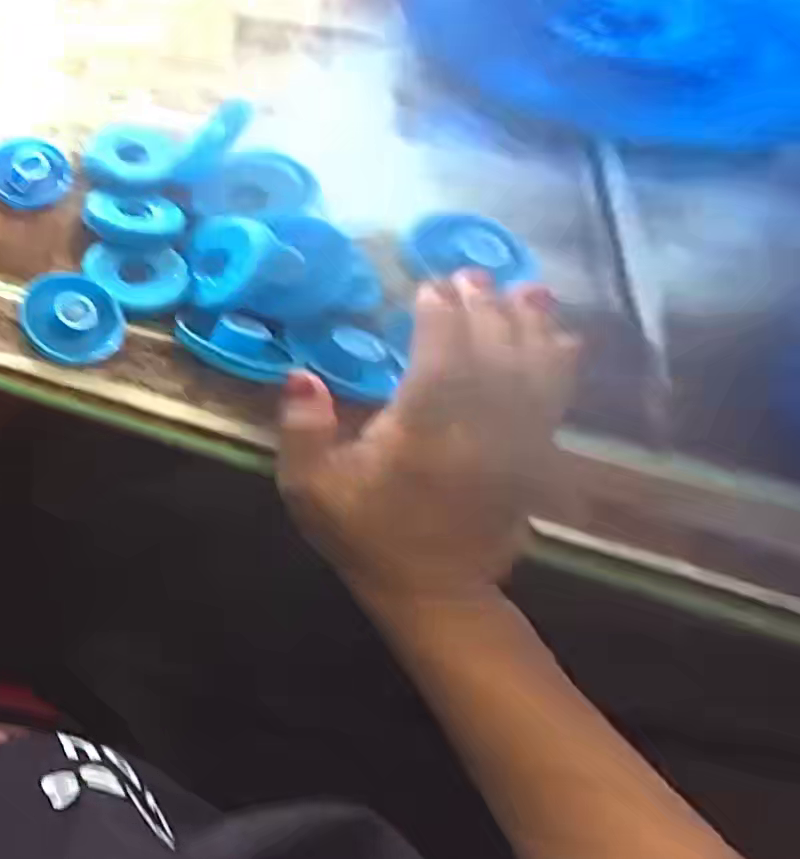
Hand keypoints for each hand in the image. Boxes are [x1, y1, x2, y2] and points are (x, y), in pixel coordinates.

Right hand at [276, 271, 579, 603]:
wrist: (429, 585)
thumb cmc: (358, 529)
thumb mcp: (307, 485)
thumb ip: (302, 430)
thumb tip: (300, 375)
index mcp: (421, 440)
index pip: (442, 368)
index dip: (440, 324)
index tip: (429, 288)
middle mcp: (478, 438)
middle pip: (495, 362)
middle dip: (485, 313)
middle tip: (470, 274)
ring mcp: (514, 449)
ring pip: (534, 376)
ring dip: (530, 329)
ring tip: (525, 289)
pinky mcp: (531, 460)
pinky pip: (552, 402)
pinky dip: (558, 364)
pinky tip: (558, 338)